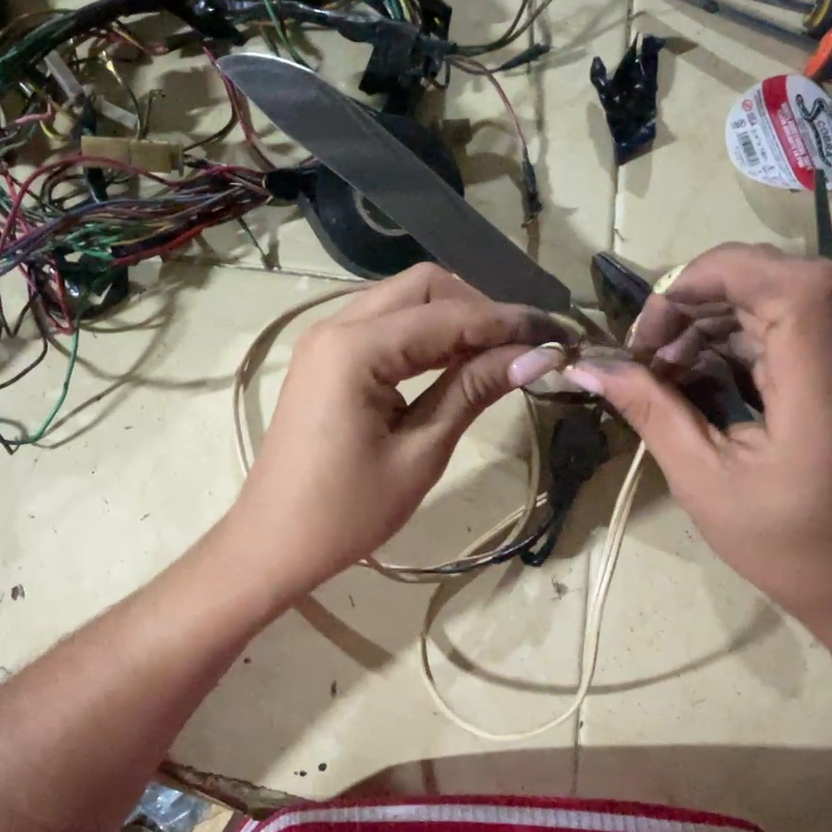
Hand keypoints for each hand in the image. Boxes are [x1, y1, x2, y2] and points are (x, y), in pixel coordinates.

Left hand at [225, 263, 569, 596]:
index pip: (447, 314)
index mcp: (355, 348)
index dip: (506, 322)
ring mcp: (324, 341)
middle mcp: (335, 326)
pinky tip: (454, 365)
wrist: (274, 543)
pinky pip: (382, 328)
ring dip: (450, 320)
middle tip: (521, 349)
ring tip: (498, 358)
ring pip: (402, 303)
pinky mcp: (324, 361)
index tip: (557, 336)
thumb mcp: (419, 453)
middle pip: (422, 288)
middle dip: (477, 309)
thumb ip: (471, 392)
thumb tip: (533, 356)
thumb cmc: (346, 512)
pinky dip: (422, 338)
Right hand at [567, 243, 831, 638]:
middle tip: (644, 348)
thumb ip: (650, 411)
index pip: (796, 285)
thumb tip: (588, 366)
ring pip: (772, 303)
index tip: (658, 310)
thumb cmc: (781, 543)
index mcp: (822, 393)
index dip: (723, 272)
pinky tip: (689, 377)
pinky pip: (778, 333)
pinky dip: (727, 341)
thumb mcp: (701, 481)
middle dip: (697, 298)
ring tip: (658, 368)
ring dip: (706, 320)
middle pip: (776, 282)